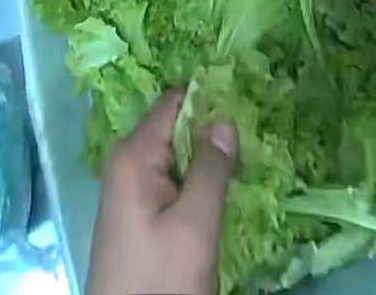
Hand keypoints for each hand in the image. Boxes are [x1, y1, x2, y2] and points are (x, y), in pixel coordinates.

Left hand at [87, 90, 238, 294]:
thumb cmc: (160, 282)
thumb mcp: (194, 227)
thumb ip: (211, 169)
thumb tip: (225, 119)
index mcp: (134, 154)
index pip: (173, 102)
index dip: (208, 100)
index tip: (244, 103)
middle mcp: (126, 161)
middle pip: (174, 126)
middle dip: (209, 131)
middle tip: (249, 142)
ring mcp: (129, 187)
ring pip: (175, 154)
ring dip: (204, 158)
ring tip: (240, 163)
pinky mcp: (137, 211)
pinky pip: (169, 177)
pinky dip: (193, 179)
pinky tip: (216, 189)